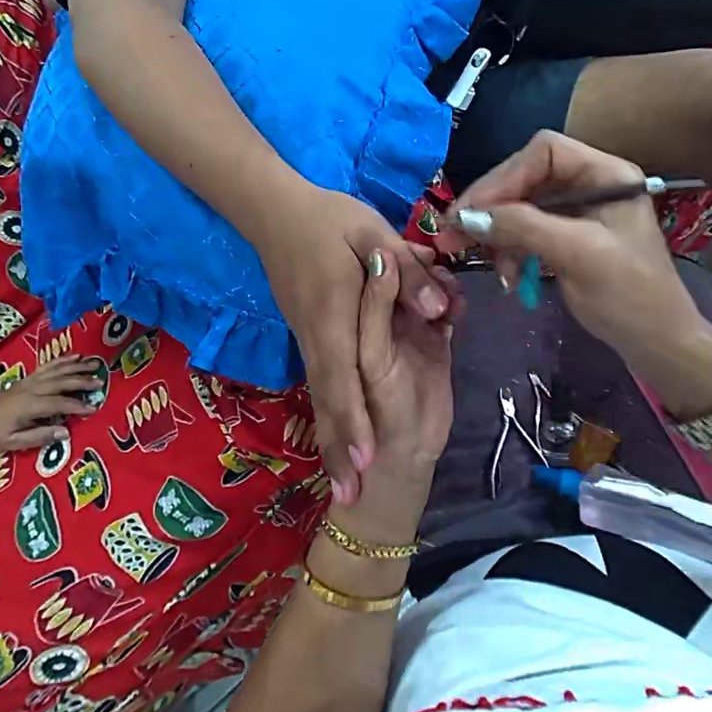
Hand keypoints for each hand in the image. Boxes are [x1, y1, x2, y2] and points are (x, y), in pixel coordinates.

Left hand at [0, 355, 106, 449]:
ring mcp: (31, 381)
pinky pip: (49, 366)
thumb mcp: (14, 441)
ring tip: (94, 364)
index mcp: (30, 406)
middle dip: (82, 381)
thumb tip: (65, 432)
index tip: (93, 408)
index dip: (77, 405)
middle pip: (61, 382)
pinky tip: (75, 357)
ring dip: (77, 367)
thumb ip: (40, 436)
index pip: (59, 403)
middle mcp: (32, 389)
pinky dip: (63, 360)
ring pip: (57, 370)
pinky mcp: (30, 378)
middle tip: (100, 382)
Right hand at [252, 187, 450, 505]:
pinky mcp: (306, 335)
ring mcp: (307, 339)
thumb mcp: (372, 232)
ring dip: (331, 442)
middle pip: (327, 400)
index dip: (353, 419)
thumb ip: (405, 271)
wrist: (276, 212)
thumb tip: (436, 309)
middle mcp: (316, 337)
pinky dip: (327, 417)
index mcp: (333, 313)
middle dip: (339, 449)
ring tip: (342, 487)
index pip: (343, 375)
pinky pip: (319, 384)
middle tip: (351, 498)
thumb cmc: (328, 220)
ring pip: (320, 397)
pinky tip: (335, 440)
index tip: (367, 461)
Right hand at [438, 131, 711, 405]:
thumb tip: (468, 216)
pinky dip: (510, 251)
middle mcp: (590, 184)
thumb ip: (524, 227)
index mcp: (605, 174)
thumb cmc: (630, 296)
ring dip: (498, 234)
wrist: (657, 344)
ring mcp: (577, 212)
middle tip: (453, 235)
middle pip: (525, 178)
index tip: (472, 211)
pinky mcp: (566, 239)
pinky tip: (509, 276)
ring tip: (490, 266)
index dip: (504, 177)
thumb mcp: (579, 255)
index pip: (543, 153)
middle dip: (491, 208)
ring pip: (520, 206)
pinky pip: (525, 232)